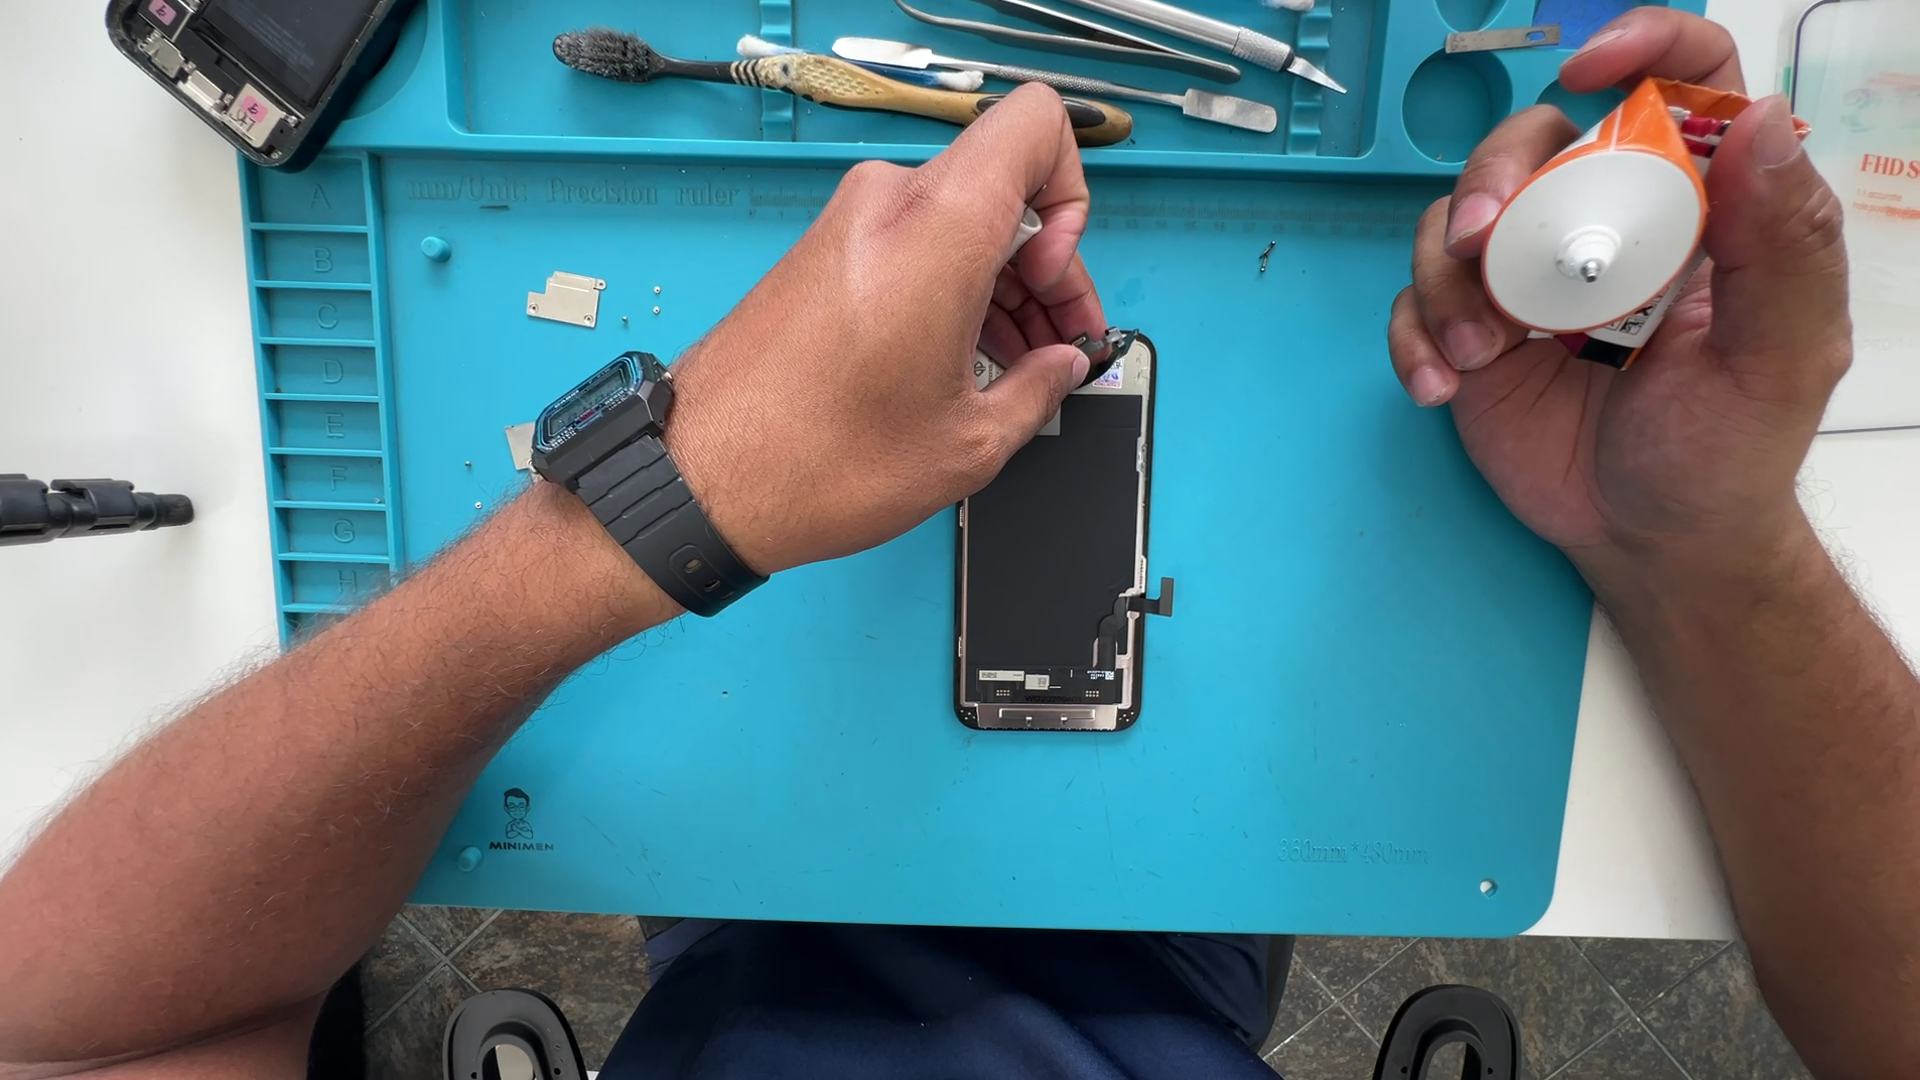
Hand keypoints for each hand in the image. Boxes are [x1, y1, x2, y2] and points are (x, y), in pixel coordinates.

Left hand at [654, 83, 1103, 575]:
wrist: (706, 481)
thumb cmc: (818, 463)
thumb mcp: (967, 444)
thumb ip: (1041, 390)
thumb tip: (1063, 367)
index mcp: (937, 232)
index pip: (1034, 127)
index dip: (1071, 197)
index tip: (1057, 276)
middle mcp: (886, 207)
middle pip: (1003, 192)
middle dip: (1044, 269)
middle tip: (1055, 344)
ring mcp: (847, 226)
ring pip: (959, 223)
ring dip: (999, 288)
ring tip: (1013, 367)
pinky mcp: (823, 255)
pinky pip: (913, 247)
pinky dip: (951, 291)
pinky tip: (963, 360)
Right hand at [1386, 9, 1849, 583]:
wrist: (1634, 532)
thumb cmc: (1721, 448)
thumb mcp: (1777, 354)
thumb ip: (1782, 243)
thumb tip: (1754, 122)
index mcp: (1686, 216)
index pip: (1671, 97)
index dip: (1639, 52)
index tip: (1586, 68)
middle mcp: (1592, 236)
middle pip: (1523, 154)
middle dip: (1489, 185)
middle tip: (1481, 243)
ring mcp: (1516, 291)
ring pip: (1448, 235)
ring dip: (1444, 289)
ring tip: (1473, 357)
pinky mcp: (1461, 340)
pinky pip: (1411, 312)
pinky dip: (1410, 343)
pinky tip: (1436, 388)